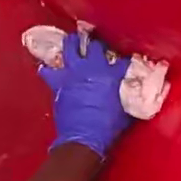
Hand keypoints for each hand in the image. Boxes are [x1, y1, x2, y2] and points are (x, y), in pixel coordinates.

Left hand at [39, 32, 131, 156]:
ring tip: (73, 41)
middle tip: (98, 46)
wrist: (83, 139)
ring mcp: (72, 74)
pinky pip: (49, 72)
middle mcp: (91, 69)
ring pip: (70, 47)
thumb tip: (131, 100)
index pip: (123, 62)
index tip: (127, 61)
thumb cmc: (106, 128)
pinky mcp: (58, 83)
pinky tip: (48, 69)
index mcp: (111, 75)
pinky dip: (49, 70)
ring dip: (72, 43)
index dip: (126, 60)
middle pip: (96, 46)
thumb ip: (127, 101)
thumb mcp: (124, 114)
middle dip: (98, 45)